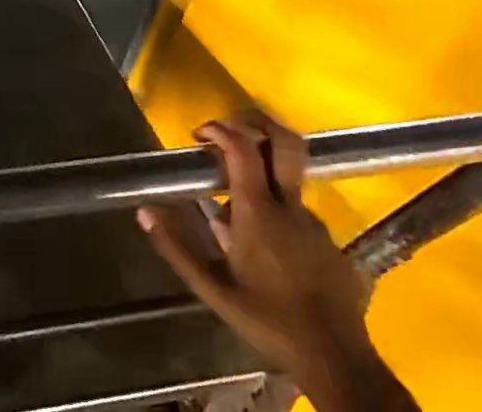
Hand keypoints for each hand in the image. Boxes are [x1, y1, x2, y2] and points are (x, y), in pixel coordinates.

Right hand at [139, 112, 414, 411]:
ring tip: (235, 210)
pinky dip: (277, 211)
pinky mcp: (331, 241)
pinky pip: (298, 212)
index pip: (242, 149)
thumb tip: (144, 211)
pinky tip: (266, 246)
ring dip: (262, 176)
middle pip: (284, 142)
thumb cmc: (268, 321)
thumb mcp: (212, 288)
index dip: (220, 129)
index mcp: (258, 212)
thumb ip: (176, 246)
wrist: (337, 360)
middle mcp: (290, 207)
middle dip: (258, 122)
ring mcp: (315, 222)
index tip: (199, 133)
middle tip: (231, 126)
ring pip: (288, 181)